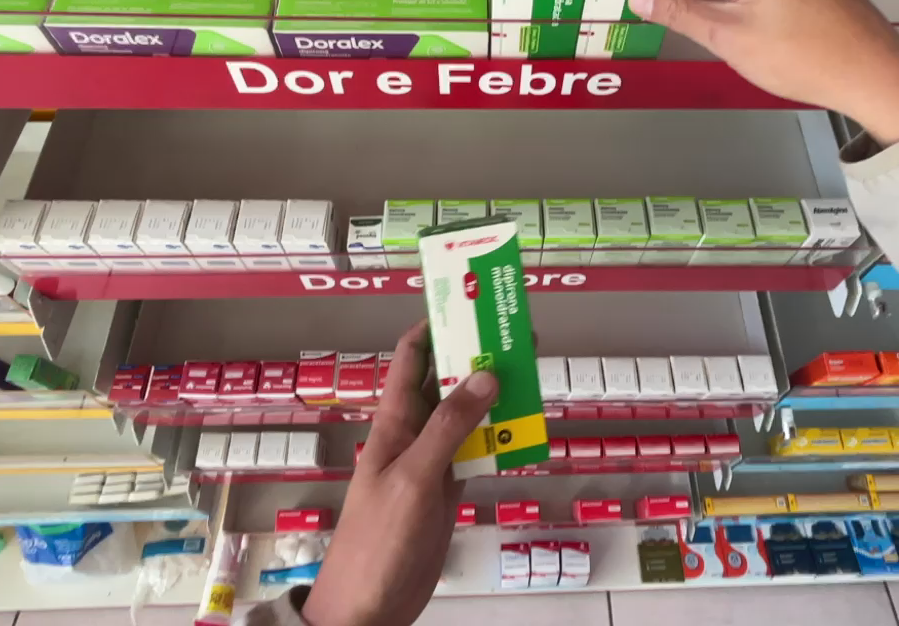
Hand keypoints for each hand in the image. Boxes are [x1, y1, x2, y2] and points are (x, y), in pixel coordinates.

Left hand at [303, 323, 497, 625]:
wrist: (368, 609)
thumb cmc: (378, 536)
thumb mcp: (414, 475)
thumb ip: (450, 427)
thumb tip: (488, 375)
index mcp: (395, 417)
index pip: (412, 355)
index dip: (435, 324)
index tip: (468, 303)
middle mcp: (415, 429)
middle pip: (448, 379)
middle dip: (477, 355)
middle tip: (517, 334)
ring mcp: (433, 458)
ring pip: (468, 413)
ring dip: (494, 394)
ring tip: (531, 373)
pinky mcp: (449, 487)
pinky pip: (478, 449)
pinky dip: (499, 436)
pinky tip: (524, 426)